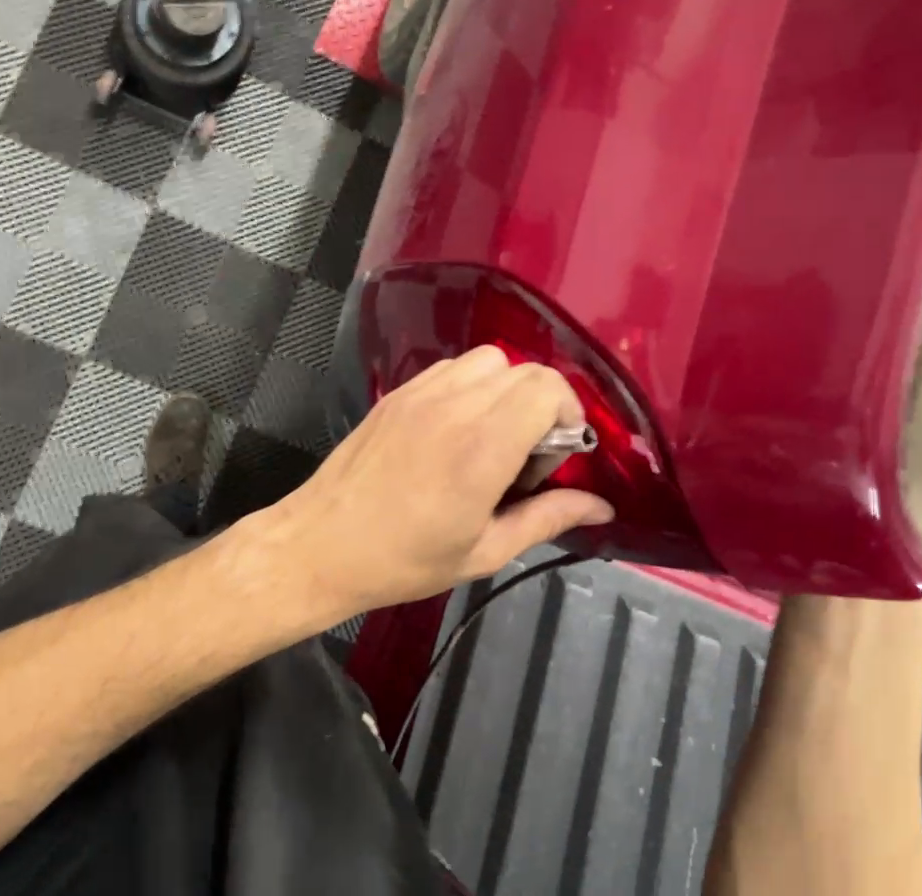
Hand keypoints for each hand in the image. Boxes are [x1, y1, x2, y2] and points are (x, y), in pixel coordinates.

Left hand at [237, 345, 613, 622]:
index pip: (545, 389)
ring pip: (487, 361)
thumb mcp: (484, 552)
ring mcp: (419, 395)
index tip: (560, 453)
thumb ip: (546, 519)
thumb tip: (600, 504)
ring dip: (506, 390)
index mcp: (480, 449)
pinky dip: (470, 386)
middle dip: (543, 404)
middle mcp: (452, 408)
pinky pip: (450, 368)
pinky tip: (458, 427)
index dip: (567, 414)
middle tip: (531, 453)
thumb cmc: (403, 561)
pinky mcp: (396, 394)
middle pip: (523, 370)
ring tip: (495, 436)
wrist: (322, 544)